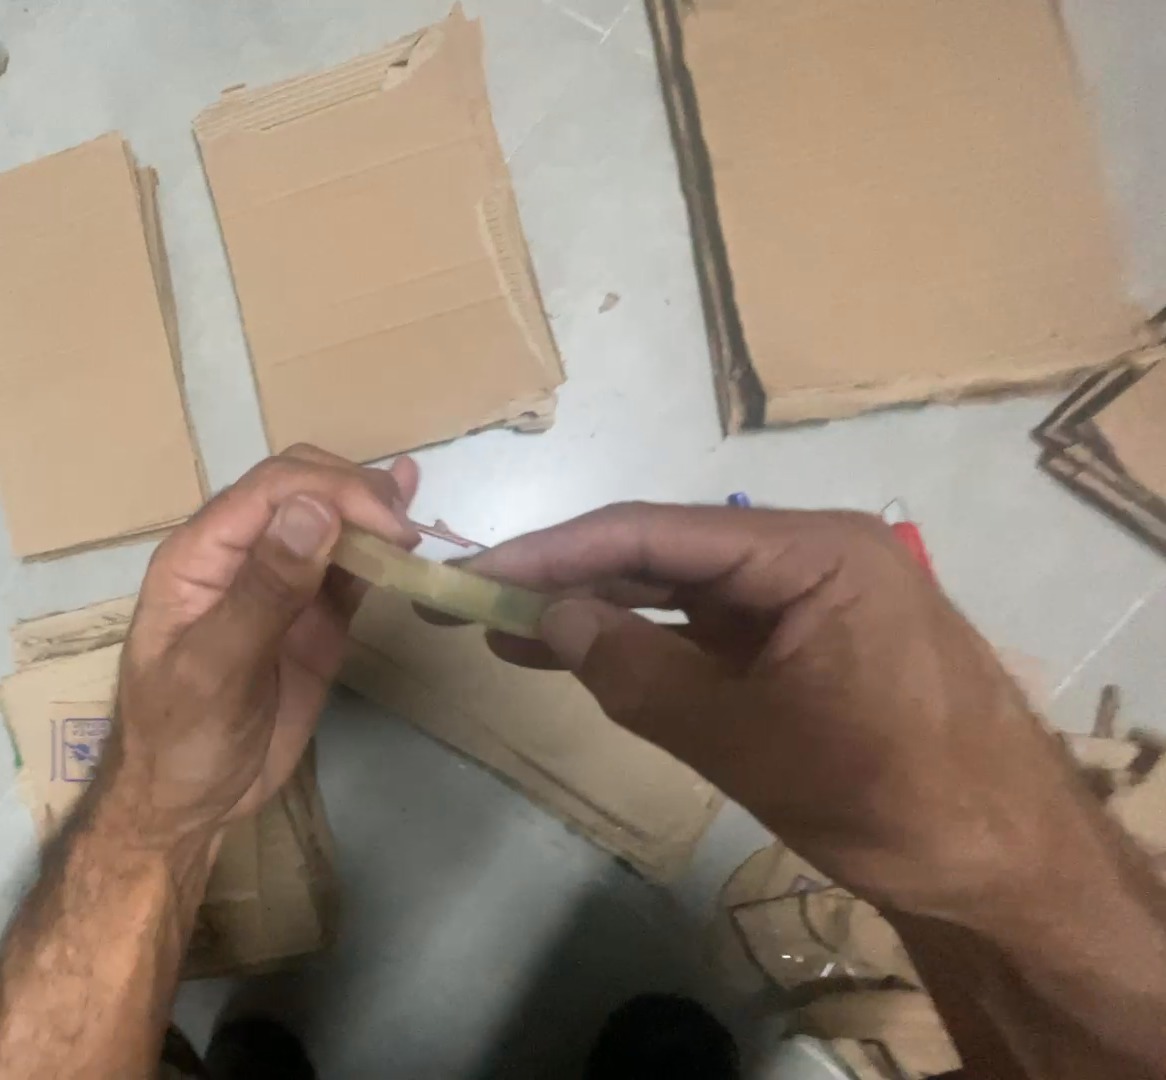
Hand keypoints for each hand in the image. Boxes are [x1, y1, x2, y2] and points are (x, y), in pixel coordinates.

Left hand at [96, 445, 418, 849]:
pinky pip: (349, 568)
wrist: (191, 801)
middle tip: (403, 536)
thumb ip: (263, 592)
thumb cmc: (182, 738)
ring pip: (328, 519)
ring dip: (373, 512)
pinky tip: (411, 529)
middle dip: (354, 494)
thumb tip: (315, 508)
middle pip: (299, 487)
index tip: (388, 525)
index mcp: (200, 555)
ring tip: (414, 532)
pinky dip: (379, 548)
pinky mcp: (314, 616)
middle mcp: (239, 555)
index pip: (268, 490)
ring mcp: (279, 583)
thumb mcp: (214, 669)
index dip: (331, 490)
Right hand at [463, 503, 1103, 923]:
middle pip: (647, 554)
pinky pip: (680, 628)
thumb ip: (632, 669)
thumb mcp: (742, 736)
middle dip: (556, 578)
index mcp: (808, 553)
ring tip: (494, 625)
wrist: (1003, 876)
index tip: (476, 571)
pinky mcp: (775, 640)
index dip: (550, 552)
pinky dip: (620, 642)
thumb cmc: (889, 796)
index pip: (648, 534)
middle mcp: (794, 557)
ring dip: (579, 610)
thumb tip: (544, 617)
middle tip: (471, 594)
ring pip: (656, 591)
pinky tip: (553, 651)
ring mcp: (784, 599)